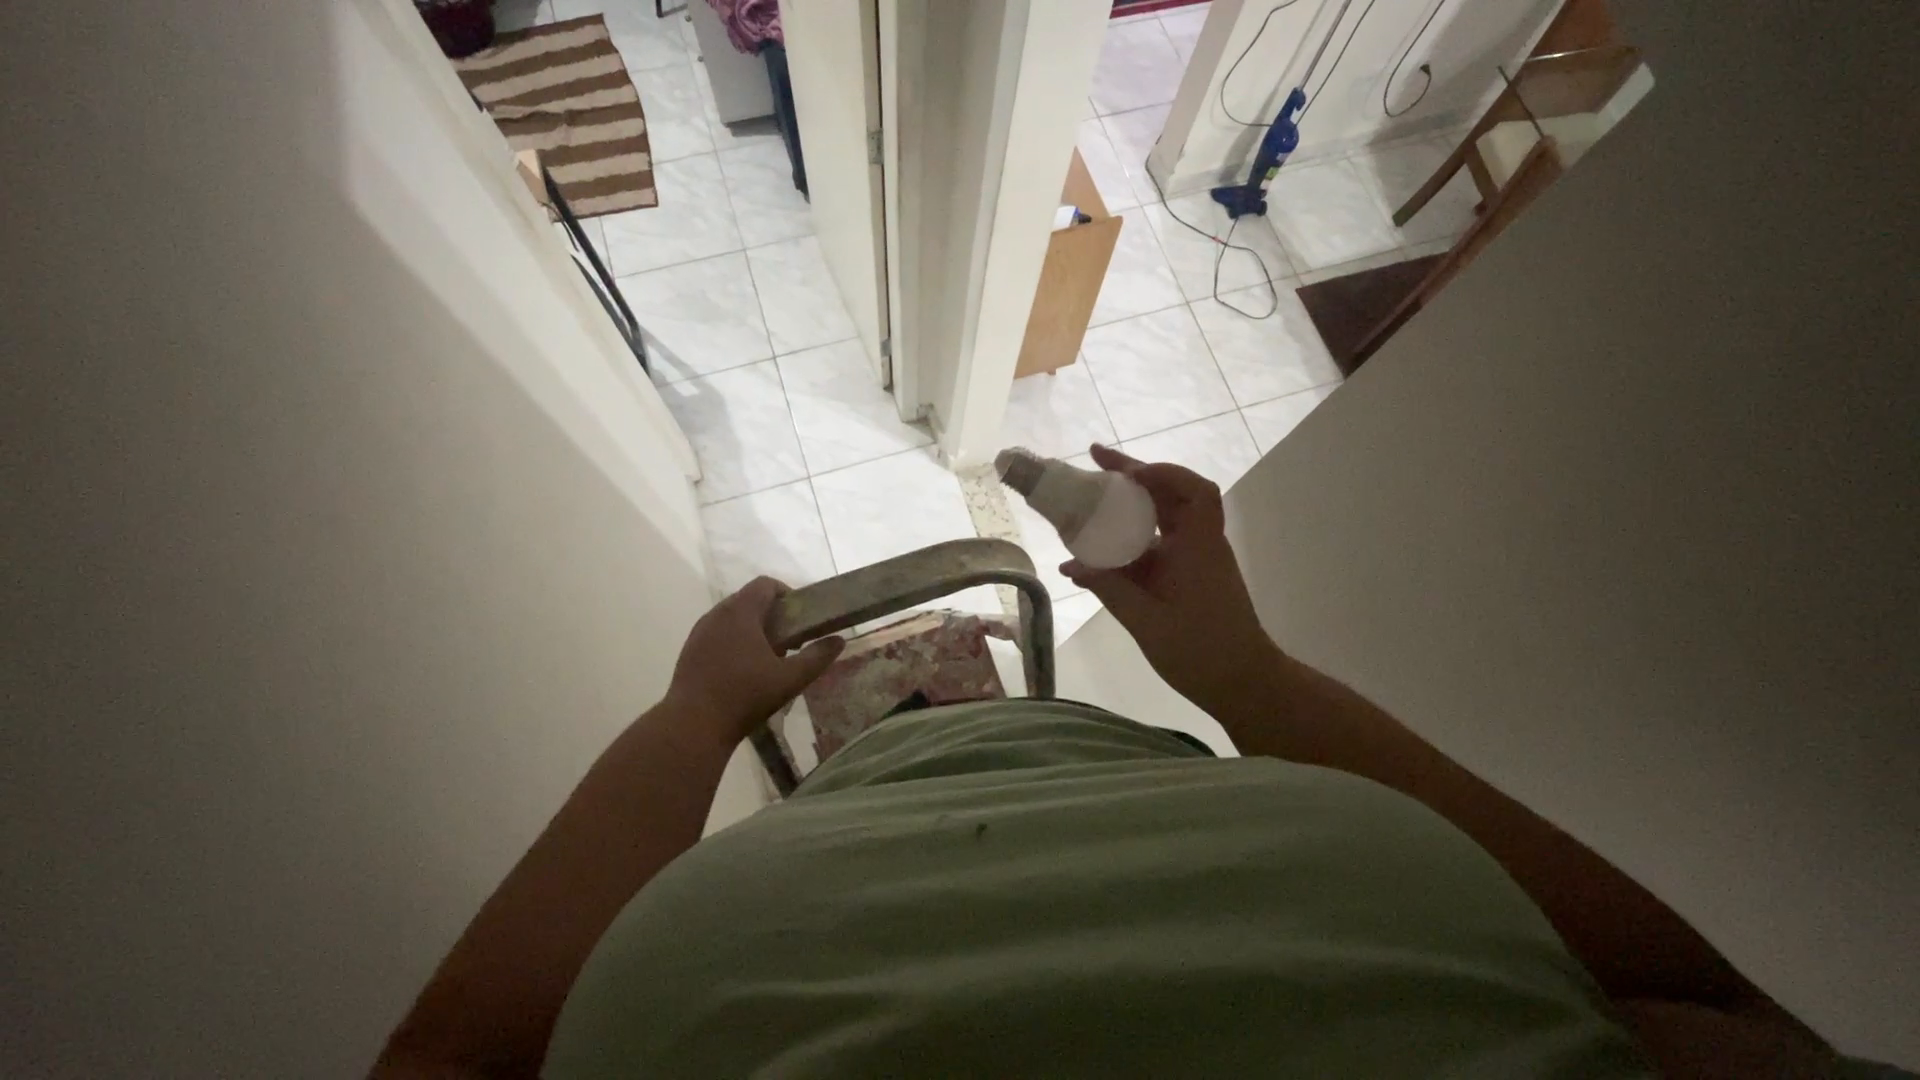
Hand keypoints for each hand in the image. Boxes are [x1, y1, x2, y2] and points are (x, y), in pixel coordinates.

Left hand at [663, 577, 843, 747]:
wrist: (693, 725)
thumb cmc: (745, 696)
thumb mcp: (790, 679)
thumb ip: (817, 657)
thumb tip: (839, 641)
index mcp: (740, 612)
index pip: (765, 584)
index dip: (786, 593)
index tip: (799, 617)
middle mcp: (716, 615)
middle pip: (748, 600)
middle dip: (771, 614)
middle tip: (789, 639)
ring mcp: (699, 632)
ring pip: (731, 618)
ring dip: (752, 628)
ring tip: (768, 657)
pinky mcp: (689, 651)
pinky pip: (717, 634)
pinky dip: (733, 641)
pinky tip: (743, 670)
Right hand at [1062, 445, 1278, 712]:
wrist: (1243, 685)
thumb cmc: (1202, 652)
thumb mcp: (1147, 622)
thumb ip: (1109, 588)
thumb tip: (1072, 565)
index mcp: (1198, 547)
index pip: (1193, 490)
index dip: (1161, 472)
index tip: (1123, 471)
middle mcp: (1198, 545)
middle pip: (1169, 496)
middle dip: (1132, 477)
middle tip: (1093, 461)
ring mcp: (1192, 561)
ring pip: (1159, 521)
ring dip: (1127, 509)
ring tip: (1086, 500)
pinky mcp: (1185, 579)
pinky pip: (1153, 550)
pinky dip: (1126, 544)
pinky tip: (1094, 556)